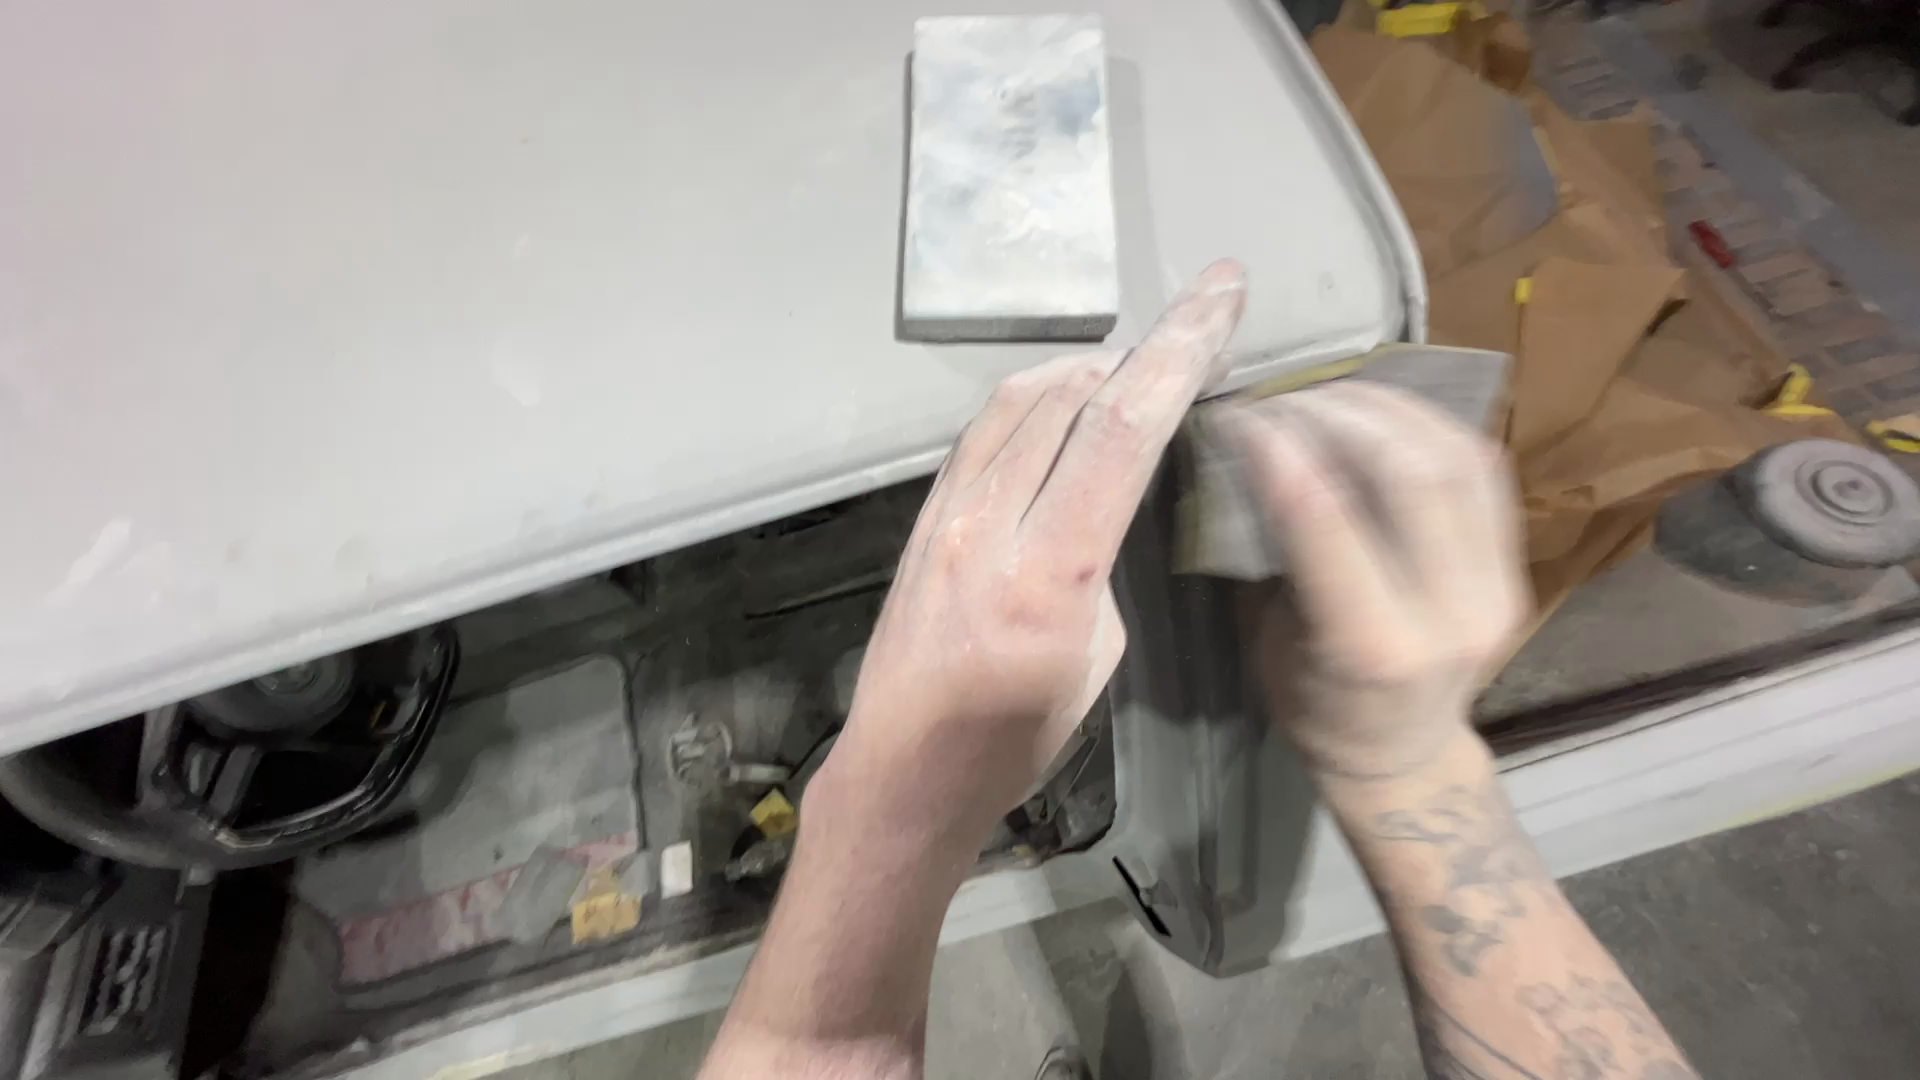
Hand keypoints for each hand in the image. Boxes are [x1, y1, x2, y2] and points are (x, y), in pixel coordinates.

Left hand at [817, 261, 1247, 846]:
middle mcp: (987, 525)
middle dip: (1142, 347)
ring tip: (1130, 361)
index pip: (1122, 431)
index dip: (1179, 352)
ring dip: (1082, 369)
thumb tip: (1097, 498)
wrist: (904, 768)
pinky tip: (1059, 401)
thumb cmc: (1012, 739)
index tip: (1219, 295)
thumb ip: (1098, 563)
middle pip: (1070, 400)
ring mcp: (943, 515)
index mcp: (1047, 574)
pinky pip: (980, 435)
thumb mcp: (1093, 661)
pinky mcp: (921, 518)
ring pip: (1017, 403)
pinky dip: (1030, 402)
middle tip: (1191, 321)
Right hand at [1222, 382, 1528, 779]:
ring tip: (1330, 391)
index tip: (1239, 417)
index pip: (1326, 520)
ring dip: (1387, 409)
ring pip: (1456, 461)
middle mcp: (1450, 613)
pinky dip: (1429, 426)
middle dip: (1337, 416)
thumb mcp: (1267, 639)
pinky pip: (1483, 471)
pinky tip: (1384, 411)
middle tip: (1283, 398)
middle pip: (1409, 475)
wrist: (1399, 751)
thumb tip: (1255, 462)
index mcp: (1370, 646)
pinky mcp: (1515, 567)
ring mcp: (1497, 587)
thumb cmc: (1312, 705)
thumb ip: (1271, 554)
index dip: (1279, 453)